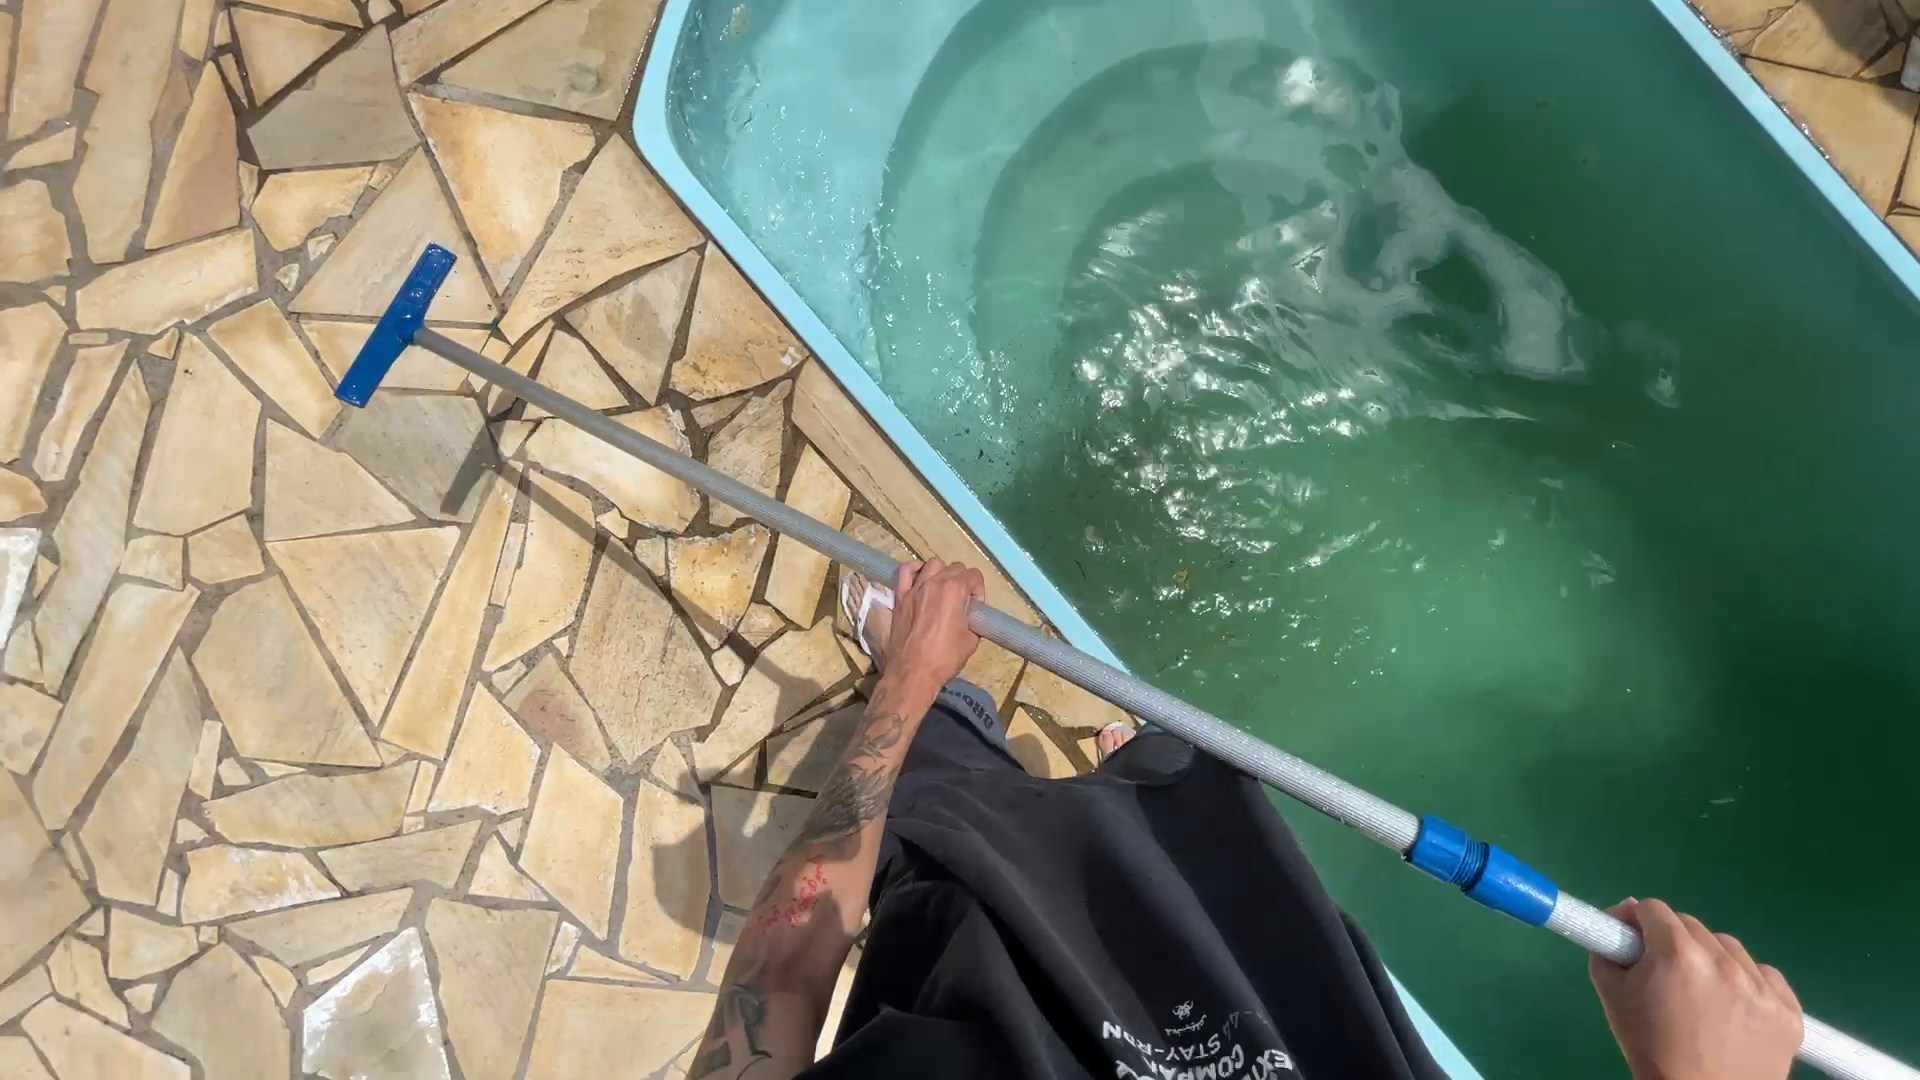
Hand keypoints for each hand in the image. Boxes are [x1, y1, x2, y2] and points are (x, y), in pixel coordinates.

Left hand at [881, 559, 983, 690]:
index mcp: (955, 590)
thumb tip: (970, 615)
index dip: (978, 590)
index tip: (975, 606)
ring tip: (942, 589)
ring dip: (941, 573)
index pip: (973, 575)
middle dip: (963, 581)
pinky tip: (921, 580)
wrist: (913, 672)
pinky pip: (905, 571)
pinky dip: (915, 570)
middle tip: (962, 601)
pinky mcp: (900, 596)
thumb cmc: (945, 658)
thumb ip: (973, 619)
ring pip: (932, 564)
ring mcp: (915, 587)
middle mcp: (935, 582)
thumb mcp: (971, 640)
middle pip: (954, 567)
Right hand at [1589, 898, 1800, 1079]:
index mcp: (1675, 953)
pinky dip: (1747, 978)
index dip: (1636, 920)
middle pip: (1690, 924)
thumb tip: (1623, 918)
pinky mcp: (1789, 1013)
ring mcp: (1761, 989)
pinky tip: (1733, 999)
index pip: (1653, 908)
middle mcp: (1722, 963)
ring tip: (1700, 986)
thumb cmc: (1647, 1041)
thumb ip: (1608, 944)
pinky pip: (1766, 975)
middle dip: (1670, 937)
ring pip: (1727, 946)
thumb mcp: (1608, 986)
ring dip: (1708, 954)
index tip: (1631, 939)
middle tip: (1661, 967)